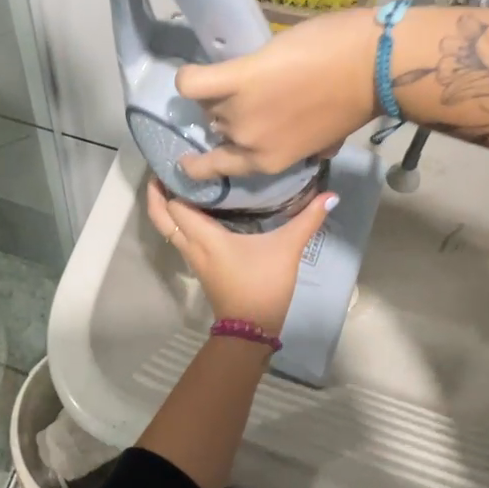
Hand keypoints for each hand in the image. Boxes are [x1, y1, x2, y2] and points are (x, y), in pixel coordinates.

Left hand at [145, 177, 335, 333]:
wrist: (251, 329)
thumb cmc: (263, 285)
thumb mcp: (286, 250)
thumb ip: (307, 220)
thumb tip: (332, 195)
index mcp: (204, 237)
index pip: (174, 205)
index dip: (169, 182)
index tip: (174, 158)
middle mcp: (191, 244)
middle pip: (160, 216)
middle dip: (156, 193)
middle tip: (163, 169)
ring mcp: (192, 257)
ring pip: (167, 228)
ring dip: (165, 206)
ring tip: (178, 181)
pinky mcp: (199, 265)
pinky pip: (178, 237)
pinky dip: (178, 220)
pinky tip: (196, 207)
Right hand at [175, 8, 381, 182]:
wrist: (373, 66)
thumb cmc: (357, 99)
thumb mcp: (329, 138)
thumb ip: (306, 145)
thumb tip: (309, 145)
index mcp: (270, 161)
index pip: (217, 167)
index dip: (202, 162)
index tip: (195, 157)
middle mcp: (248, 143)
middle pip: (216, 125)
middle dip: (226, 111)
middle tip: (246, 91)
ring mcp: (239, 114)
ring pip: (207, 101)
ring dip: (218, 88)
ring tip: (239, 70)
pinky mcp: (235, 80)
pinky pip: (191, 83)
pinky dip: (188, 79)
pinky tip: (194, 75)